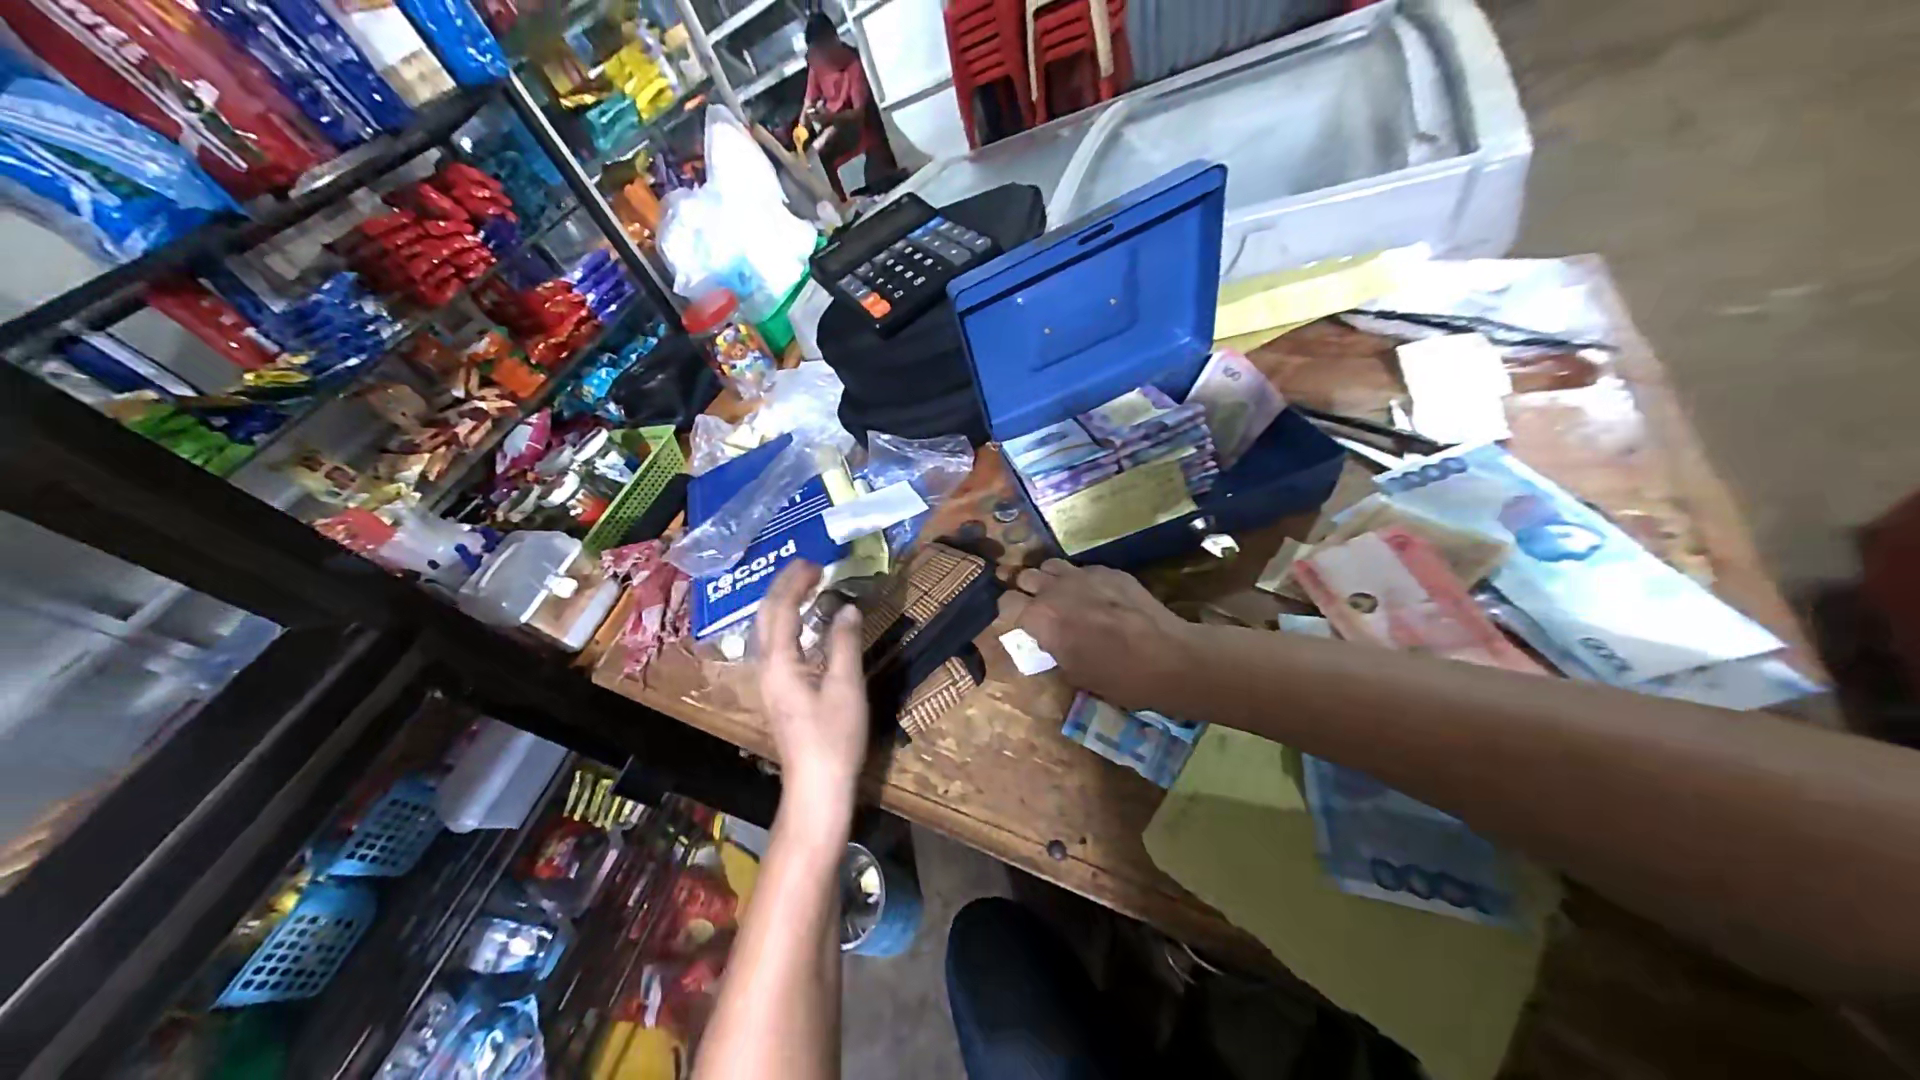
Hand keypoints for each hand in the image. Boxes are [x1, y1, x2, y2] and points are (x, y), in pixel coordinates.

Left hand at [755, 562, 868, 807]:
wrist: (817, 785)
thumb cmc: (834, 736)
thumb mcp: (846, 686)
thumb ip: (843, 642)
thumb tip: (846, 607)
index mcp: (780, 661)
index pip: (781, 608)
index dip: (796, 582)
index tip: (816, 563)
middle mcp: (766, 667)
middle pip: (766, 615)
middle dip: (784, 586)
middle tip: (810, 568)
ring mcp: (769, 681)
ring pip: (767, 630)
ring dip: (784, 603)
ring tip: (807, 587)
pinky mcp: (778, 692)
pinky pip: (776, 644)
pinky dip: (788, 623)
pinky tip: (805, 625)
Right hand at [998, 559, 1195, 711]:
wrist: (1167, 657)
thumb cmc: (1116, 677)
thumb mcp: (1072, 671)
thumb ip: (1051, 645)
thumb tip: (1047, 636)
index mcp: (1040, 617)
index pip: (1005, 602)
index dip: (1008, 611)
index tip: (1016, 621)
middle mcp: (1055, 588)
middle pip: (1027, 577)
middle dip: (1028, 591)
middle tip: (1039, 608)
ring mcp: (1084, 574)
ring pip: (1052, 566)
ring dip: (1052, 580)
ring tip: (1063, 596)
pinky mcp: (1109, 570)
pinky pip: (1084, 570)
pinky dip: (1082, 581)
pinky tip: (1098, 597)